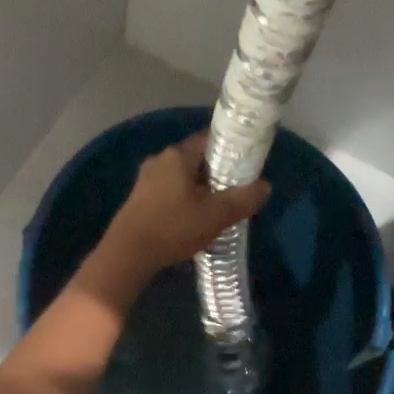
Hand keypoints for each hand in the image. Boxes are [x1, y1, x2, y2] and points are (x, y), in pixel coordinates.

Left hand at [97, 132, 271, 275]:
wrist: (128, 254)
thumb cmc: (174, 227)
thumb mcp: (216, 215)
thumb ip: (243, 199)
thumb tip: (265, 185)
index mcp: (177, 155)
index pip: (208, 139)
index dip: (230, 148)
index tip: (247, 162)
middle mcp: (159, 159)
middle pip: (195, 158)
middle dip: (216, 171)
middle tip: (236, 188)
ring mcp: (146, 178)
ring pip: (181, 176)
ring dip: (199, 187)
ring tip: (217, 206)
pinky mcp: (139, 197)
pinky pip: (168, 190)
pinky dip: (183, 198)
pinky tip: (192, 217)